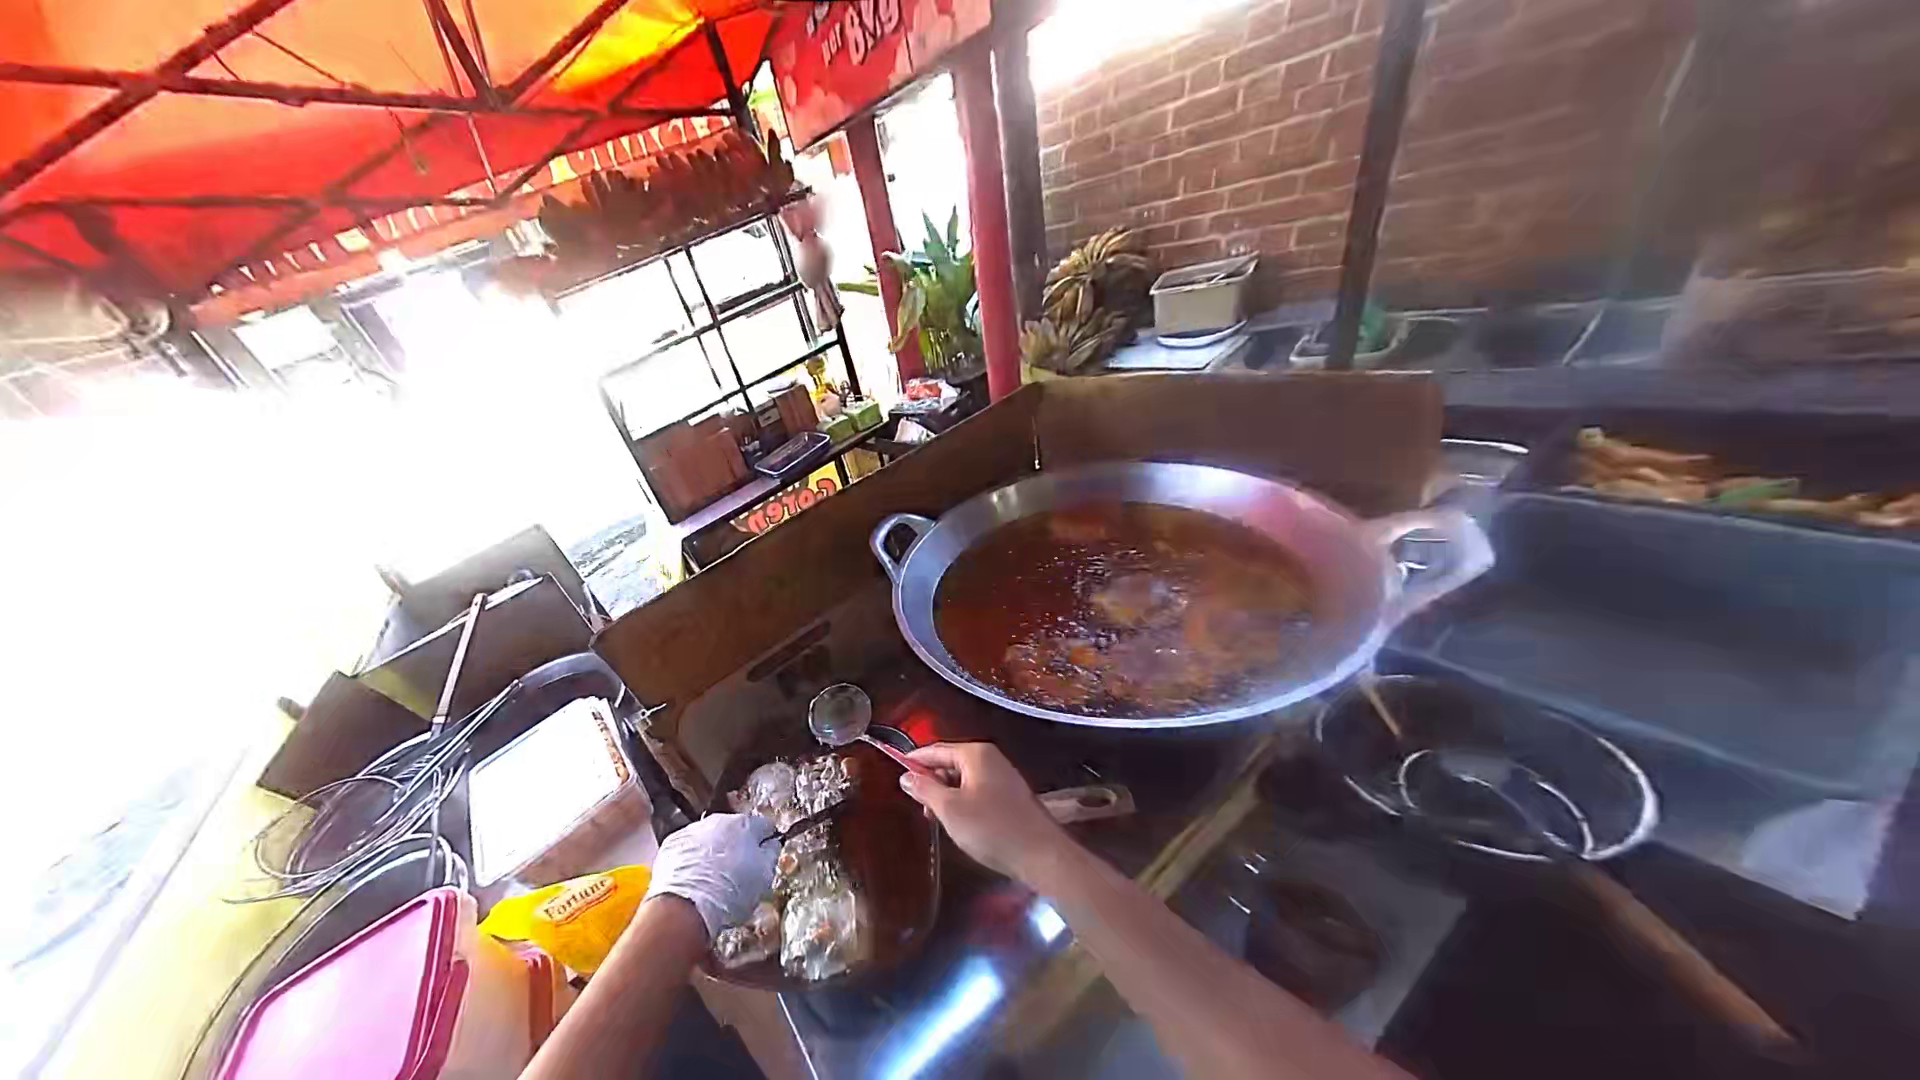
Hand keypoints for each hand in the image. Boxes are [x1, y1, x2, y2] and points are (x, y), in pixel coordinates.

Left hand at [645, 812, 776, 937]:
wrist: (685, 908)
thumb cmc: (730, 893)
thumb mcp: (765, 877)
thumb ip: (771, 854)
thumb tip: (771, 844)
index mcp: (746, 824)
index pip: (764, 826)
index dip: (766, 842)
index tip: (763, 858)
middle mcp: (720, 820)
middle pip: (735, 830)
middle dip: (737, 846)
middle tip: (736, 873)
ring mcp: (694, 830)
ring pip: (710, 838)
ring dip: (714, 852)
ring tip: (711, 880)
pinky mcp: (672, 845)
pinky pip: (688, 848)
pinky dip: (692, 859)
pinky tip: (693, 880)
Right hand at [898, 742, 1070, 881]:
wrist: (1040, 854)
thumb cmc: (991, 828)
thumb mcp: (950, 809)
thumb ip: (925, 789)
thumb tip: (906, 775)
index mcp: (976, 753)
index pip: (936, 749)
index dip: (915, 760)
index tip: (895, 770)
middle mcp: (990, 757)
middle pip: (950, 762)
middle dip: (931, 781)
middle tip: (918, 805)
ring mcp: (1002, 775)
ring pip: (963, 778)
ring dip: (946, 794)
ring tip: (936, 818)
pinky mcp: (1009, 794)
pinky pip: (977, 789)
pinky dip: (962, 801)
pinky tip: (959, 822)